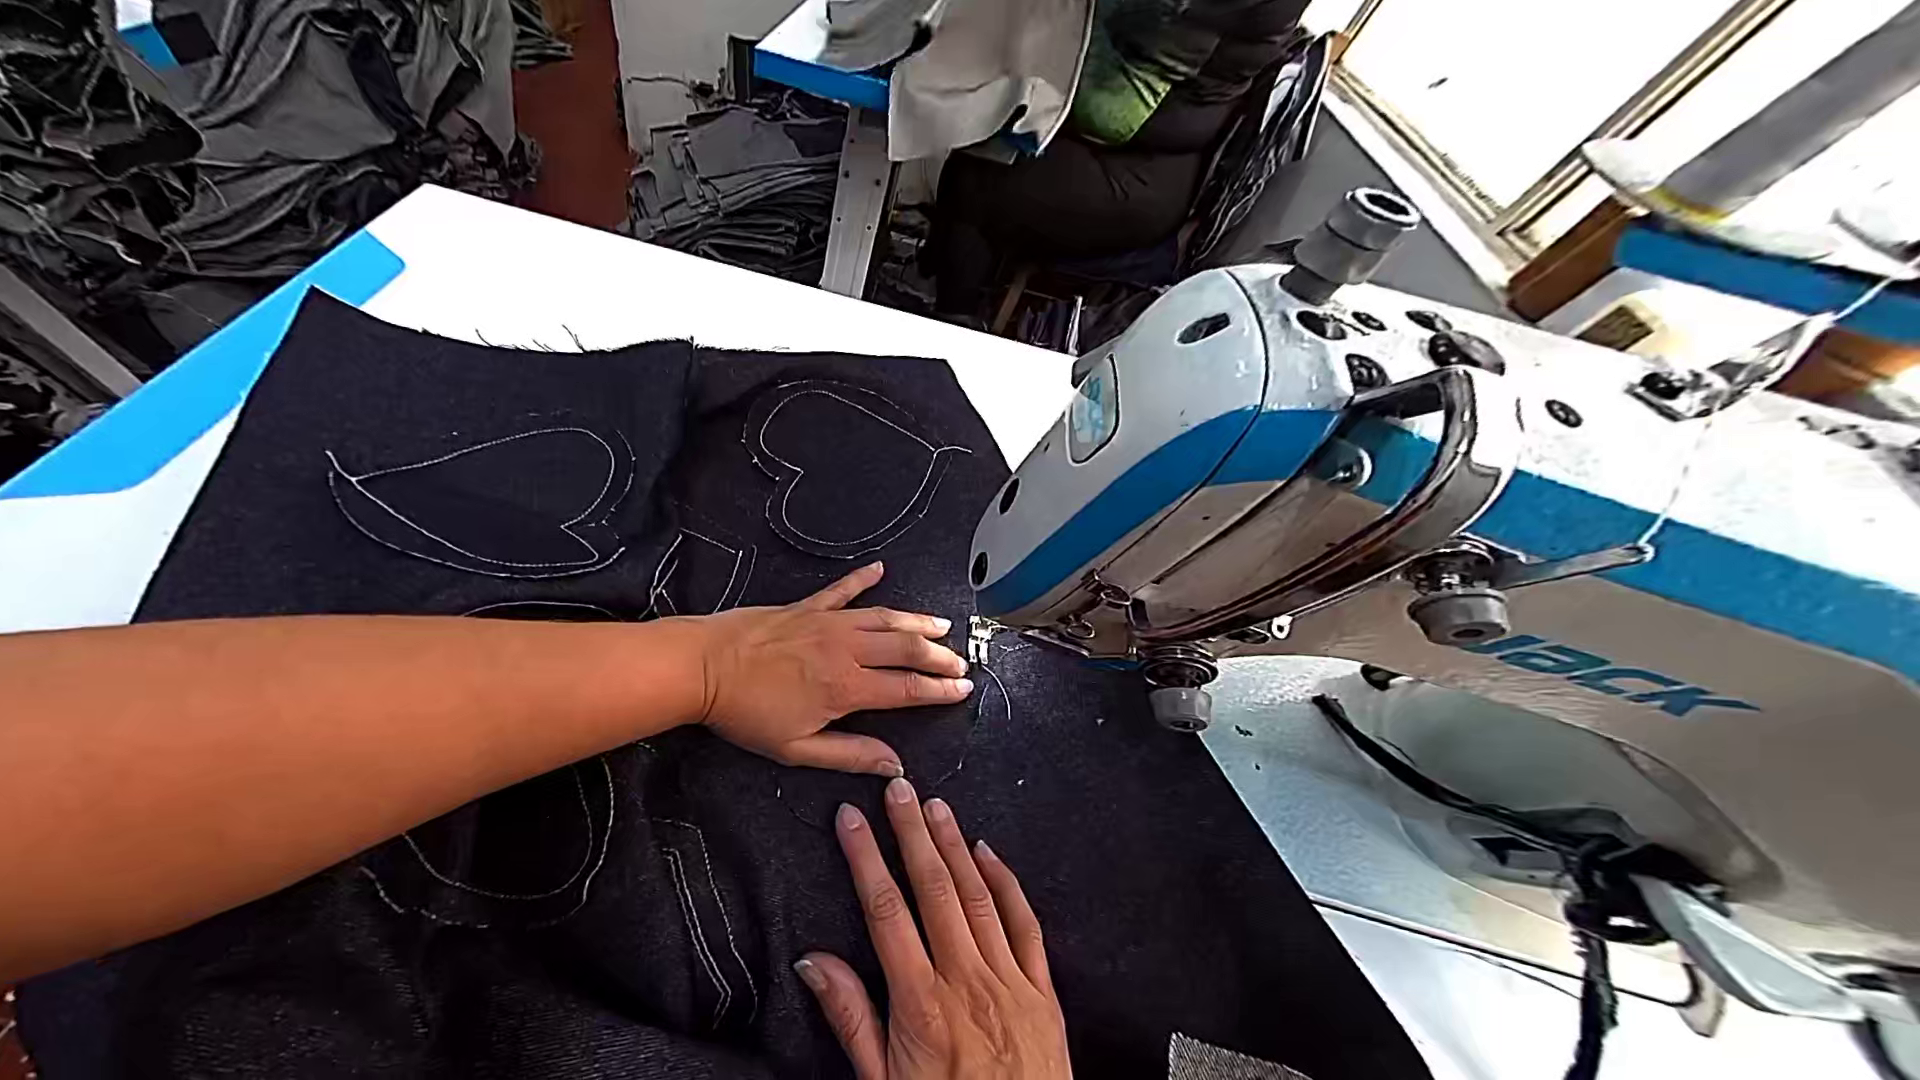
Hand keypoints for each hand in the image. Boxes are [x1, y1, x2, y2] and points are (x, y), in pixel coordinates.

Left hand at [691, 562, 972, 776]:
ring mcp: (829, 623)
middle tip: (961, 661)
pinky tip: (880, 568)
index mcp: (847, 687)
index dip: (941, 690)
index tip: (963, 689)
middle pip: (906, 649)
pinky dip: (863, 578)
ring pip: (886, 618)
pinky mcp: (808, 607)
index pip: (908, 688)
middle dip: (940, 655)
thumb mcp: (796, 749)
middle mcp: (847, 649)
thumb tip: (893, 764)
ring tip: (941, 626)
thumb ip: (849, 755)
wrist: (701, 667)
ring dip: (917, 622)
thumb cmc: (746, 713)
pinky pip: (843, 590)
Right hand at [795, 779, 1071, 1079]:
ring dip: (954, 844)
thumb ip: (851, 1019)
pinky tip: (988, 852)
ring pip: (977, 895)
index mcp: (922, 1005)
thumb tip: (814, 963)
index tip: (851, 820)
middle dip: (910, 832)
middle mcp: (967, 982)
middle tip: (898, 790)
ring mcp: (1009, 982)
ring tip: (935, 807)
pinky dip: (1005, 882)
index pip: (884, 911)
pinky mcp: (1042, 991)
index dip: (865, 857)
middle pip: (933, 888)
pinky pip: (1025, 923)